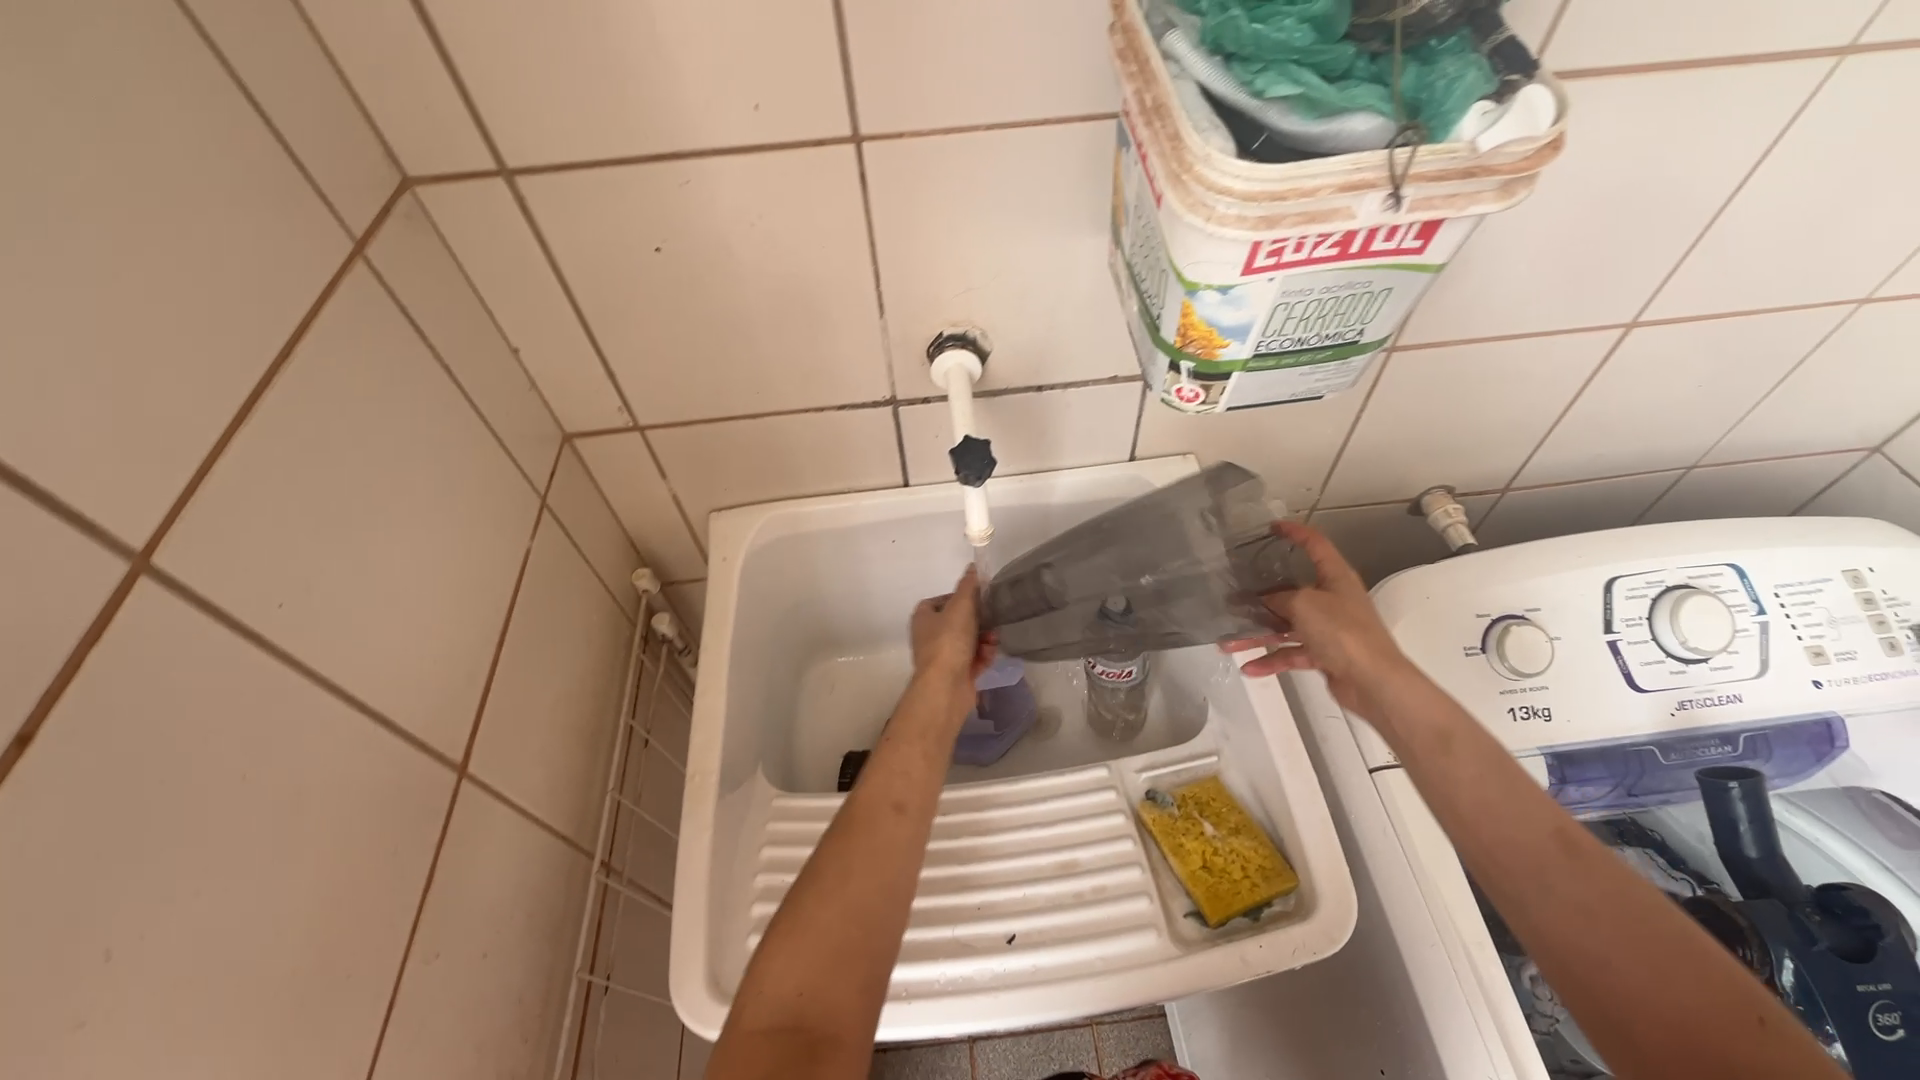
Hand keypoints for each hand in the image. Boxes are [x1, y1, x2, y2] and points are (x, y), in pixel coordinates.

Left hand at [910, 565, 996, 698]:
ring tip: (992, 641)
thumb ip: (969, 586)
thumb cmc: (948, 642)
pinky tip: (989, 656)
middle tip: (992, 621)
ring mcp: (943, 656)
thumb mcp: (960, 607)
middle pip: (959, 621)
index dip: (960, 597)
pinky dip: (983, 656)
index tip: (978, 598)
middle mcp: (930, 636)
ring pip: (970, 640)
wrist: (945, 687)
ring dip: (984, 639)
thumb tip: (973, 568)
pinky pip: (974, 659)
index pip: (942, 600)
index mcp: (924, 617)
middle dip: (979, 621)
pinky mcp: (956, 673)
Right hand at [1223, 521, 1421, 720]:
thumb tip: (1265, 602)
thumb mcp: (1304, 604)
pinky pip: (1292, 653)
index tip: (1273, 527)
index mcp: (1335, 577)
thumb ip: (1280, 599)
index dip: (1295, 533)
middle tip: (1235, 598)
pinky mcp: (1325, 654)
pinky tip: (1250, 668)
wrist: (1372, 681)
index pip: (1315, 544)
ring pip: (1287, 626)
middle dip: (1262, 598)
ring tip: (1229, 642)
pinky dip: (1272, 660)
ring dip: (1259, 634)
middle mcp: (1333, 600)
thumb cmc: (1343, 632)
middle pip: (1292, 591)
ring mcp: (1329, 628)